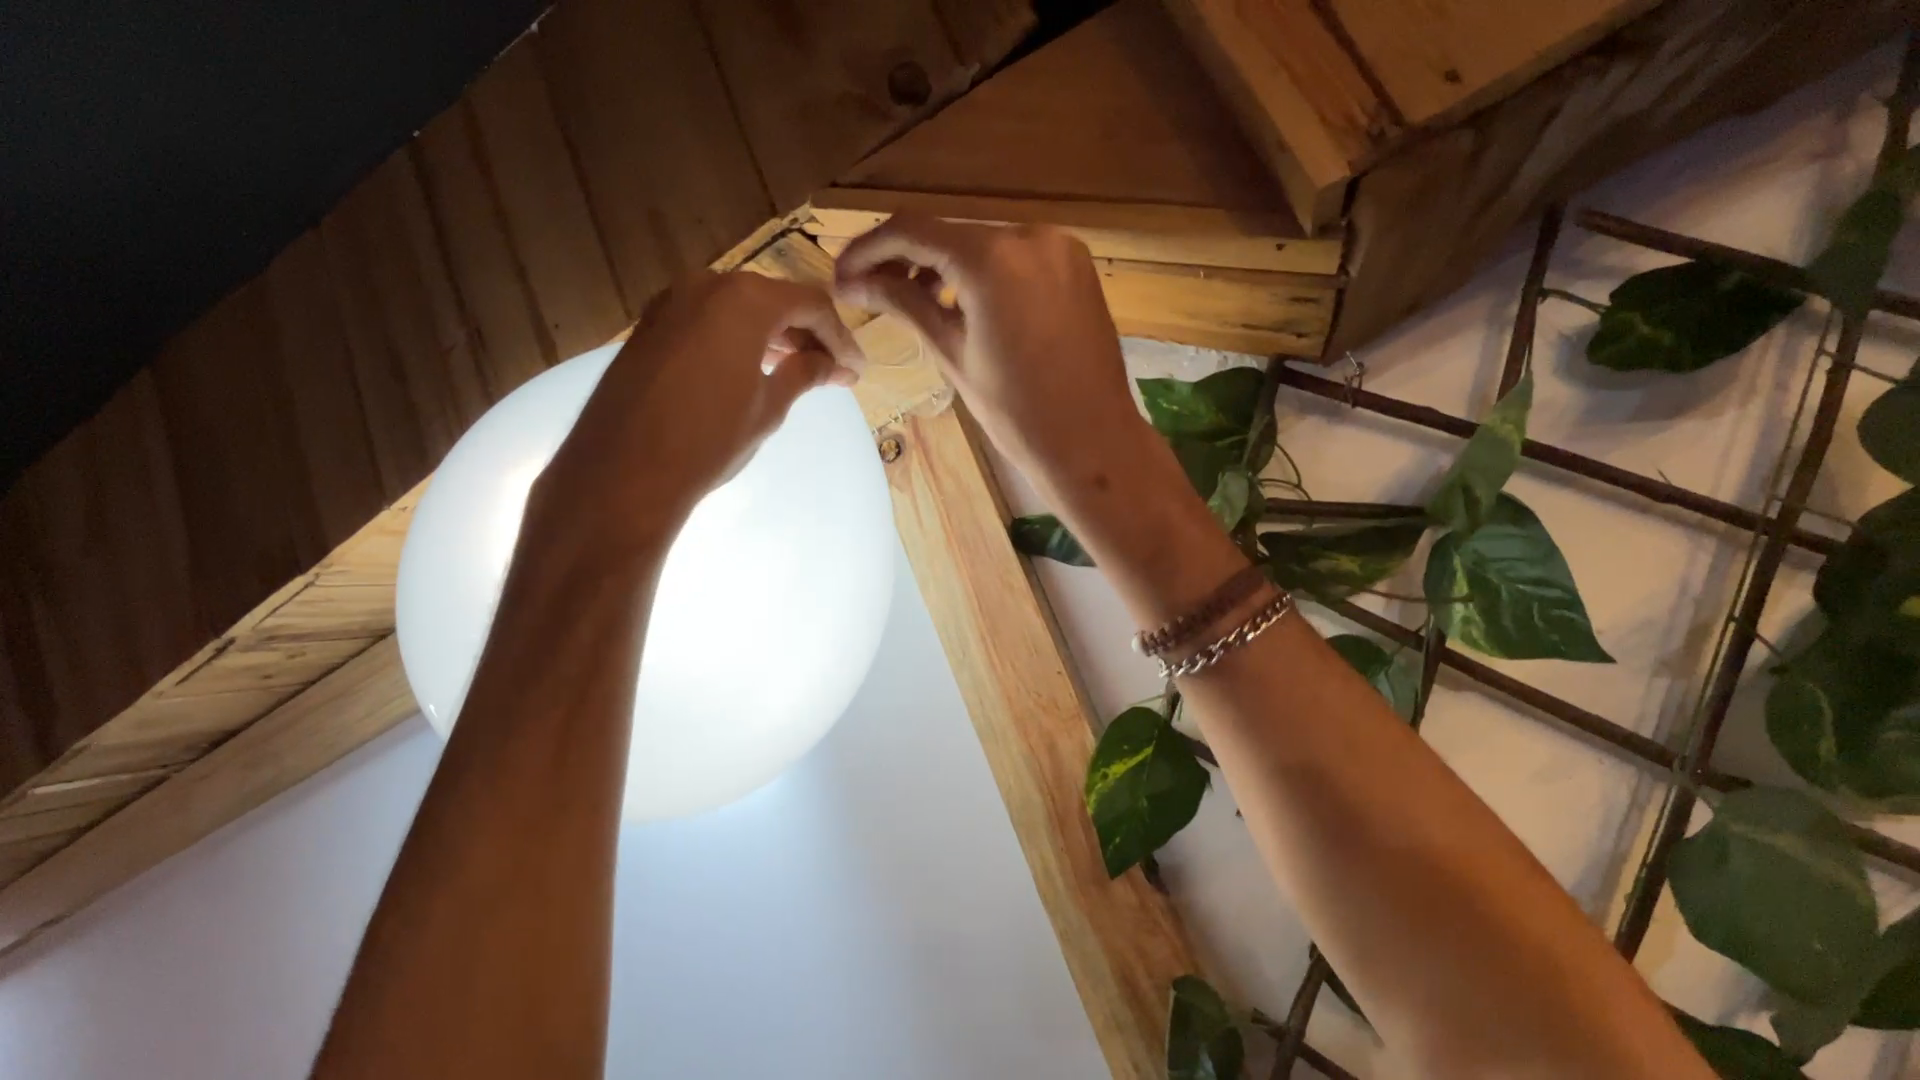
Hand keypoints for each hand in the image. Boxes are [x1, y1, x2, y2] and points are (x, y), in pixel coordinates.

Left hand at [526, 271, 863, 554]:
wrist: (624, 471)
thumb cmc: (708, 438)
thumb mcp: (768, 407)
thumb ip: (804, 374)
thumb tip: (835, 365)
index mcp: (744, 299)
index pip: (810, 304)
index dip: (840, 336)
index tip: (856, 369)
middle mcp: (705, 285)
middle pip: (771, 299)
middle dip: (806, 332)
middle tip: (832, 368)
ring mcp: (670, 303)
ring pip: (736, 308)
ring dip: (771, 335)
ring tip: (797, 370)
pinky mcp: (648, 327)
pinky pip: (706, 320)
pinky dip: (735, 338)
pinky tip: (750, 368)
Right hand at [834, 214, 1245, 627]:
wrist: (1092, 441)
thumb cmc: (1017, 411)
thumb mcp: (952, 353)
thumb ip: (904, 304)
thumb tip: (852, 282)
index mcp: (993, 258)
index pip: (912, 231)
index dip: (868, 249)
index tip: (841, 275)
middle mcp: (1029, 236)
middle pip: (948, 232)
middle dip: (903, 257)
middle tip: (868, 290)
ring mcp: (1059, 247)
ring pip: (981, 243)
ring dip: (942, 263)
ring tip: (910, 299)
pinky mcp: (1075, 265)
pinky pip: (1014, 257)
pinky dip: (982, 271)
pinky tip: (960, 300)